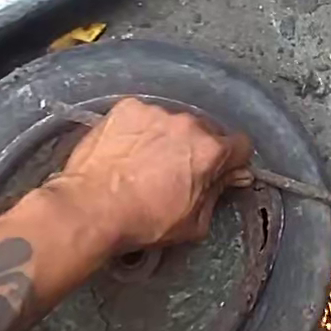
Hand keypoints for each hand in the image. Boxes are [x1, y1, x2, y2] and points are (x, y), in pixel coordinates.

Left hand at [46, 98, 253, 252]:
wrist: (90, 209)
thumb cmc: (141, 221)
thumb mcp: (193, 222)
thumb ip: (218, 194)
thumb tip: (232, 178)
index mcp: (210, 151)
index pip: (240, 145)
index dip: (232, 160)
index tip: (221, 169)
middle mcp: (188, 124)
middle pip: (205, 131)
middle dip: (196, 149)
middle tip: (176, 172)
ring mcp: (156, 112)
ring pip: (172, 122)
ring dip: (166, 137)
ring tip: (144, 163)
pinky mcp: (128, 108)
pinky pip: (143, 115)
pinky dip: (139, 129)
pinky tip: (126, 151)